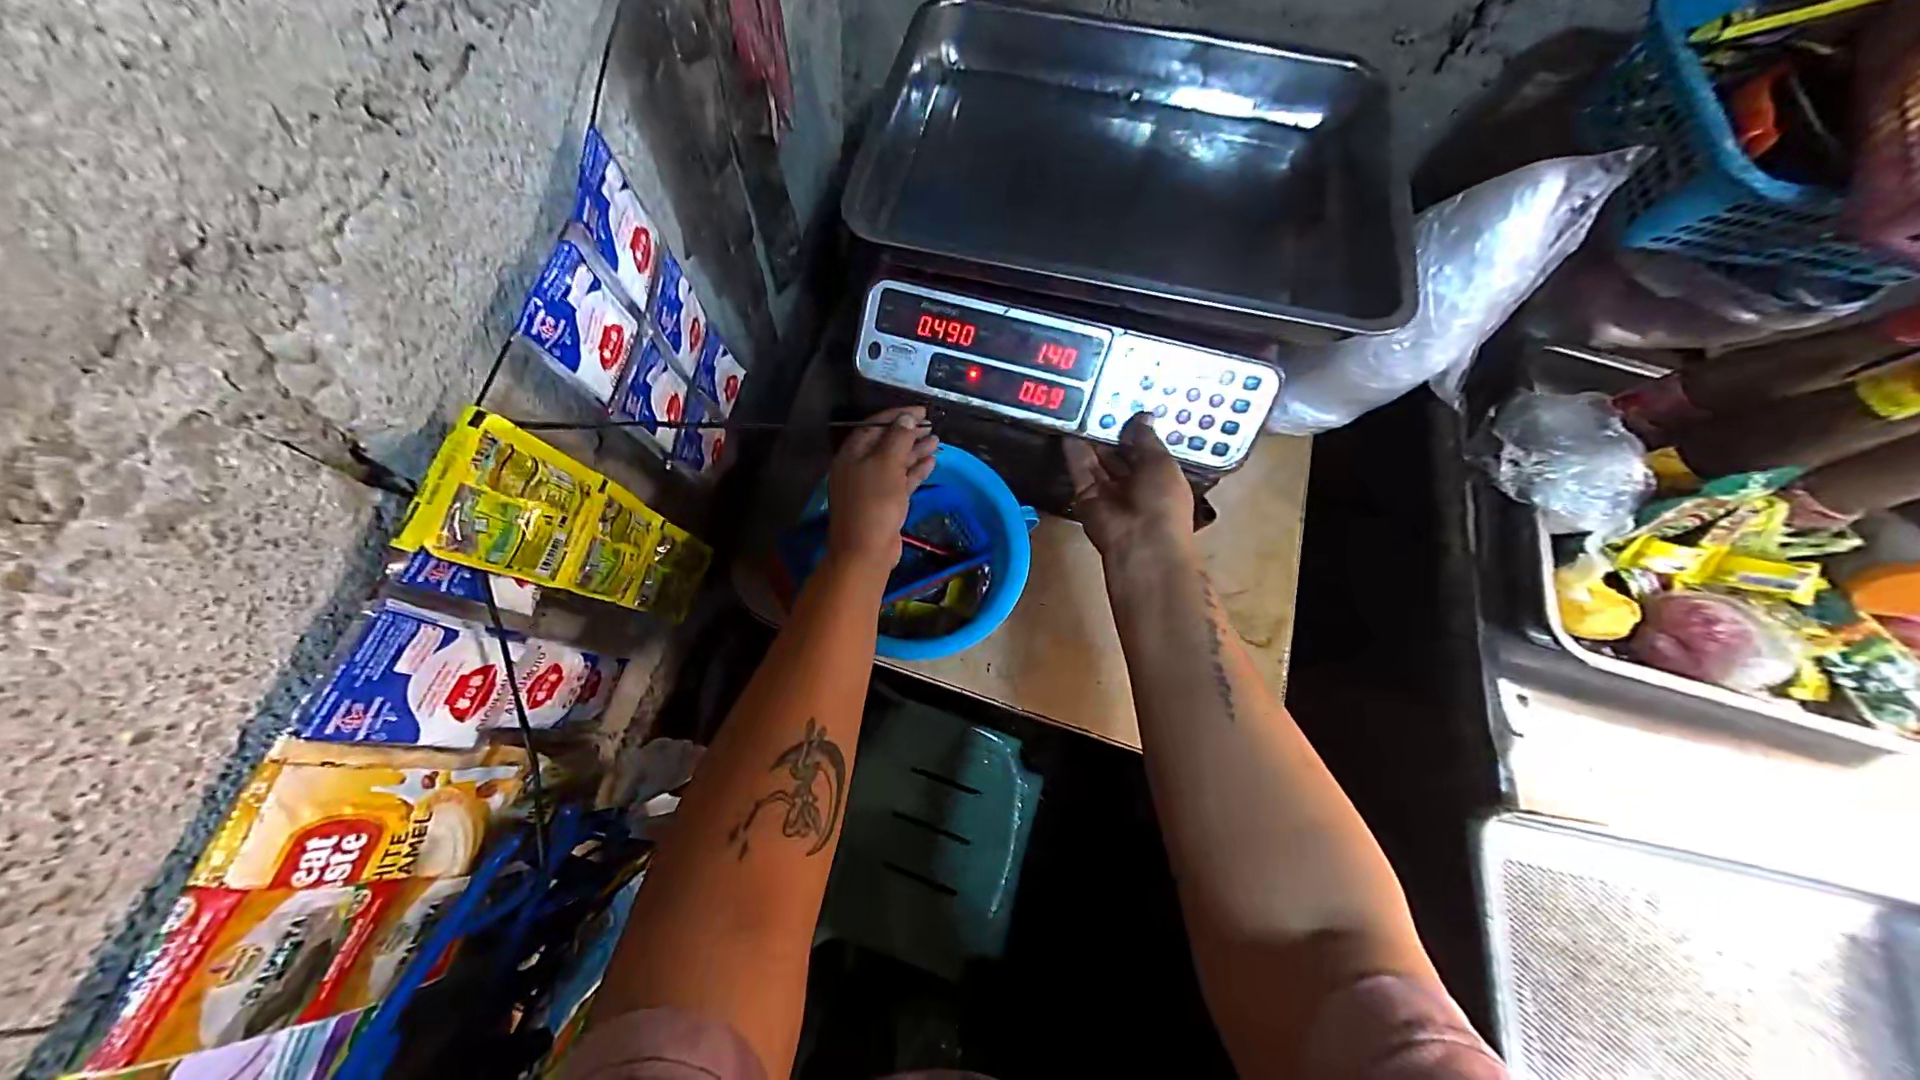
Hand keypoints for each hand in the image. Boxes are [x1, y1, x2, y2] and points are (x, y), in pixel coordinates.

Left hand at [827, 406, 937, 565]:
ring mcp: (871, 486)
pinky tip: (931, 462)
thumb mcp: (887, 464)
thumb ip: (898, 438)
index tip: (922, 411)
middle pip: (885, 443)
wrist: (866, 550)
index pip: (875, 425)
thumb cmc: (874, 503)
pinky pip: (900, 480)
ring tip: (937, 441)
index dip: (898, 415)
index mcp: (852, 454)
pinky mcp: (883, 503)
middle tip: (932, 426)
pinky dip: (915, 471)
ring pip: (895, 462)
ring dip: (915, 451)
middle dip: (909, 433)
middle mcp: (858, 467)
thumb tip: (907, 419)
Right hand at [1064, 412, 1193, 563]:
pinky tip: (1069, 429)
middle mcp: (1133, 484)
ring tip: (1083, 408)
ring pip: (1097, 461)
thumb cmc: (1162, 500)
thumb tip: (1143, 416)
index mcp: (1159, 477)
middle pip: (1118, 454)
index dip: (1136, 430)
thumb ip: (1147, 438)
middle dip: (1111, 432)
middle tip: (1101, 401)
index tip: (1127, 404)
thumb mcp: (1162, 462)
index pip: (1145, 450)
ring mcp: (1108, 491)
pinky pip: (1079, 470)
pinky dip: (1074, 451)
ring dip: (1091, 439)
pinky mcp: (1085, 496)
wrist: (1139, 542)